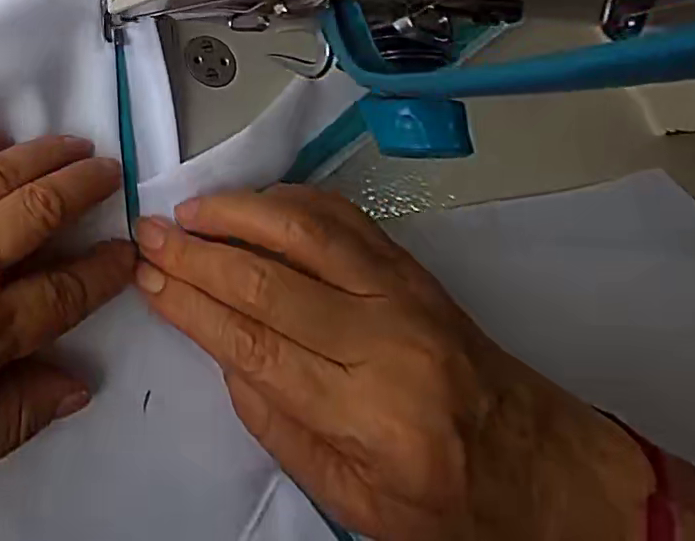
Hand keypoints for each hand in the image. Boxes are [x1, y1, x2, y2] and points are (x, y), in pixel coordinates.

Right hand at [133, 185, 652, 540]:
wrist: (551, 473)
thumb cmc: (439, 496)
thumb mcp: (344, 493)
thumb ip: (266, 416)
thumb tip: (210, 333)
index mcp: (372, 421)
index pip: (251, 343)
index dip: (186, 303)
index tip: (143, 275)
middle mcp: (392, 349)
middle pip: (265, 281)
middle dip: (192, 252)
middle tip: (146, 233)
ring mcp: (407, 298)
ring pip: (302, 231)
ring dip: (232, 212)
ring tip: (185, 211)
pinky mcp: (412, 269)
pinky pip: (337, 213)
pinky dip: (280, 198)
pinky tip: (243, 204)